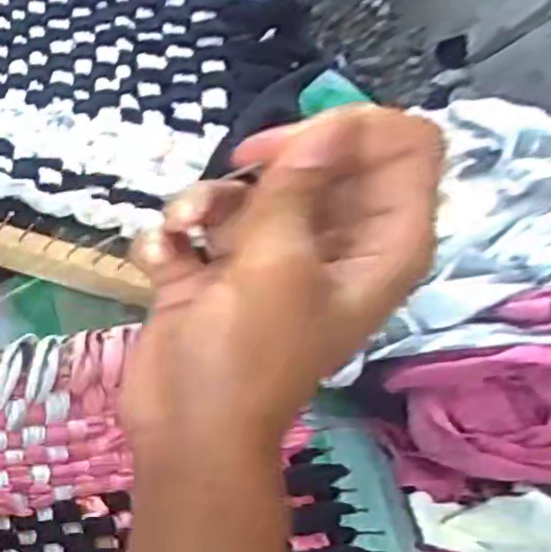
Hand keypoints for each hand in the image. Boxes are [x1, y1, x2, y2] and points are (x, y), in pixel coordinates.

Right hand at [121, 105, 443, 455]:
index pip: (396, 151)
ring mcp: (253, 266)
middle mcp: (318, 246)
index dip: (344, 134)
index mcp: (374, 242)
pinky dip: (165, 243)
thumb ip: (295, 194)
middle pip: (305, 170)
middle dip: (257, 172)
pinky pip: (185, 240)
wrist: (182, 425)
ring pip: (235, 201)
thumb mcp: (274, 270)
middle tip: (222, 183)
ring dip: (197, 205)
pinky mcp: (198, 283)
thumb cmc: (244, 356)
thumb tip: (324, 126)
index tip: (281, 148)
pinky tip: (155, 260)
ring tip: (174, 229)